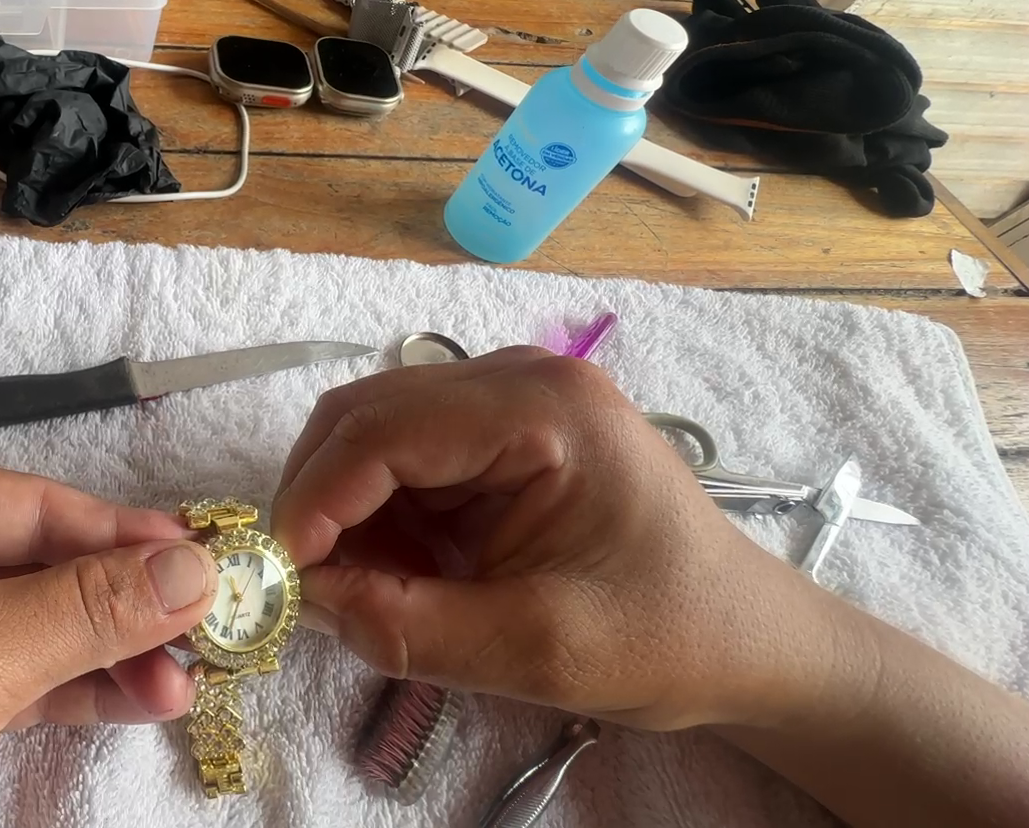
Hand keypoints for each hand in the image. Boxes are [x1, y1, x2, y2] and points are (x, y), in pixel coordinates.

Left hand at [0, 464, 216, 827]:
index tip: (204, 555)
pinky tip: (138, 699)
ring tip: (185, 680)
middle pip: (43, 563)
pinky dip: (78, 688)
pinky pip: (20, 674)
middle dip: (124, 600)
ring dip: (111, 650)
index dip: (123, 532)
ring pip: (39, 623)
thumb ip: (86, 606)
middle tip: (208, 625)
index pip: (35, 506)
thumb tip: (196, 566)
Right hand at [272, 346, 852, 730]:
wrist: (749, 638)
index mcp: (541, 407)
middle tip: (302, 577)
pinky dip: (369, 511)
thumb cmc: (670, 640)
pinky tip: (392, 562)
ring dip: (340, 508)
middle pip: (361, 416)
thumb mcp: (541, 653)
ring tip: (356, 580)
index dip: (316, 498)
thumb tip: (302, 601)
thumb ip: (409, 628)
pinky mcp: (483, 422)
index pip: (384, 431)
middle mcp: (509, 375)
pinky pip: (392, 454)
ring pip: (364, 432)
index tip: (279, 571)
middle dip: (317, 498)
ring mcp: (495, 392)